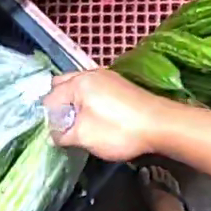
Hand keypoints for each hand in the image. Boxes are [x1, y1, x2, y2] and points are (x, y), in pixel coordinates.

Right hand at [43, 68, 178, 162]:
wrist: (162, 125)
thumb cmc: (119, 130)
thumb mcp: (83, 137)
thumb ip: (61, 134)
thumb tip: (53, 134)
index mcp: (78, 82)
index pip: (49, 99)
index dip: (47, 118)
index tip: (53, 135)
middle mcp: (90, 73)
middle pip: (61, 85)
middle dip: (57, 105)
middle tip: (61, 126)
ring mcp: (107, 77)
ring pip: (78, 86)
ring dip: (72, 103)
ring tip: (75, 124)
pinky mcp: (120, 86)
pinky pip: (93, 89)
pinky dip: (87, 101)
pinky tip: (93, 117)